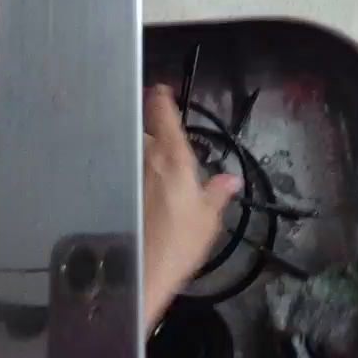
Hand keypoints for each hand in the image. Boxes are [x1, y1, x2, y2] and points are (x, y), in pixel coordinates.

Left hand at [142, 83, 241, 325]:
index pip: (164, 117)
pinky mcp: (124, 191)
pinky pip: (133, 166)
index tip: (160, 88)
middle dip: (150, 117)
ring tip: (152, 140)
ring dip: (144, 139)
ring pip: (138, 146)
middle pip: (146, 127)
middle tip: (156, 109)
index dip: (161, 99)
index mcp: (174, 159)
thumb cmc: (181, 241)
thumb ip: (218, 193)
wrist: (144, 269)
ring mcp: (134, 175)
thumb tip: (232, 179)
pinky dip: (138, 161)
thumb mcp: (208, 218)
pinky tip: (145, 172)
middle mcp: (149, 160)